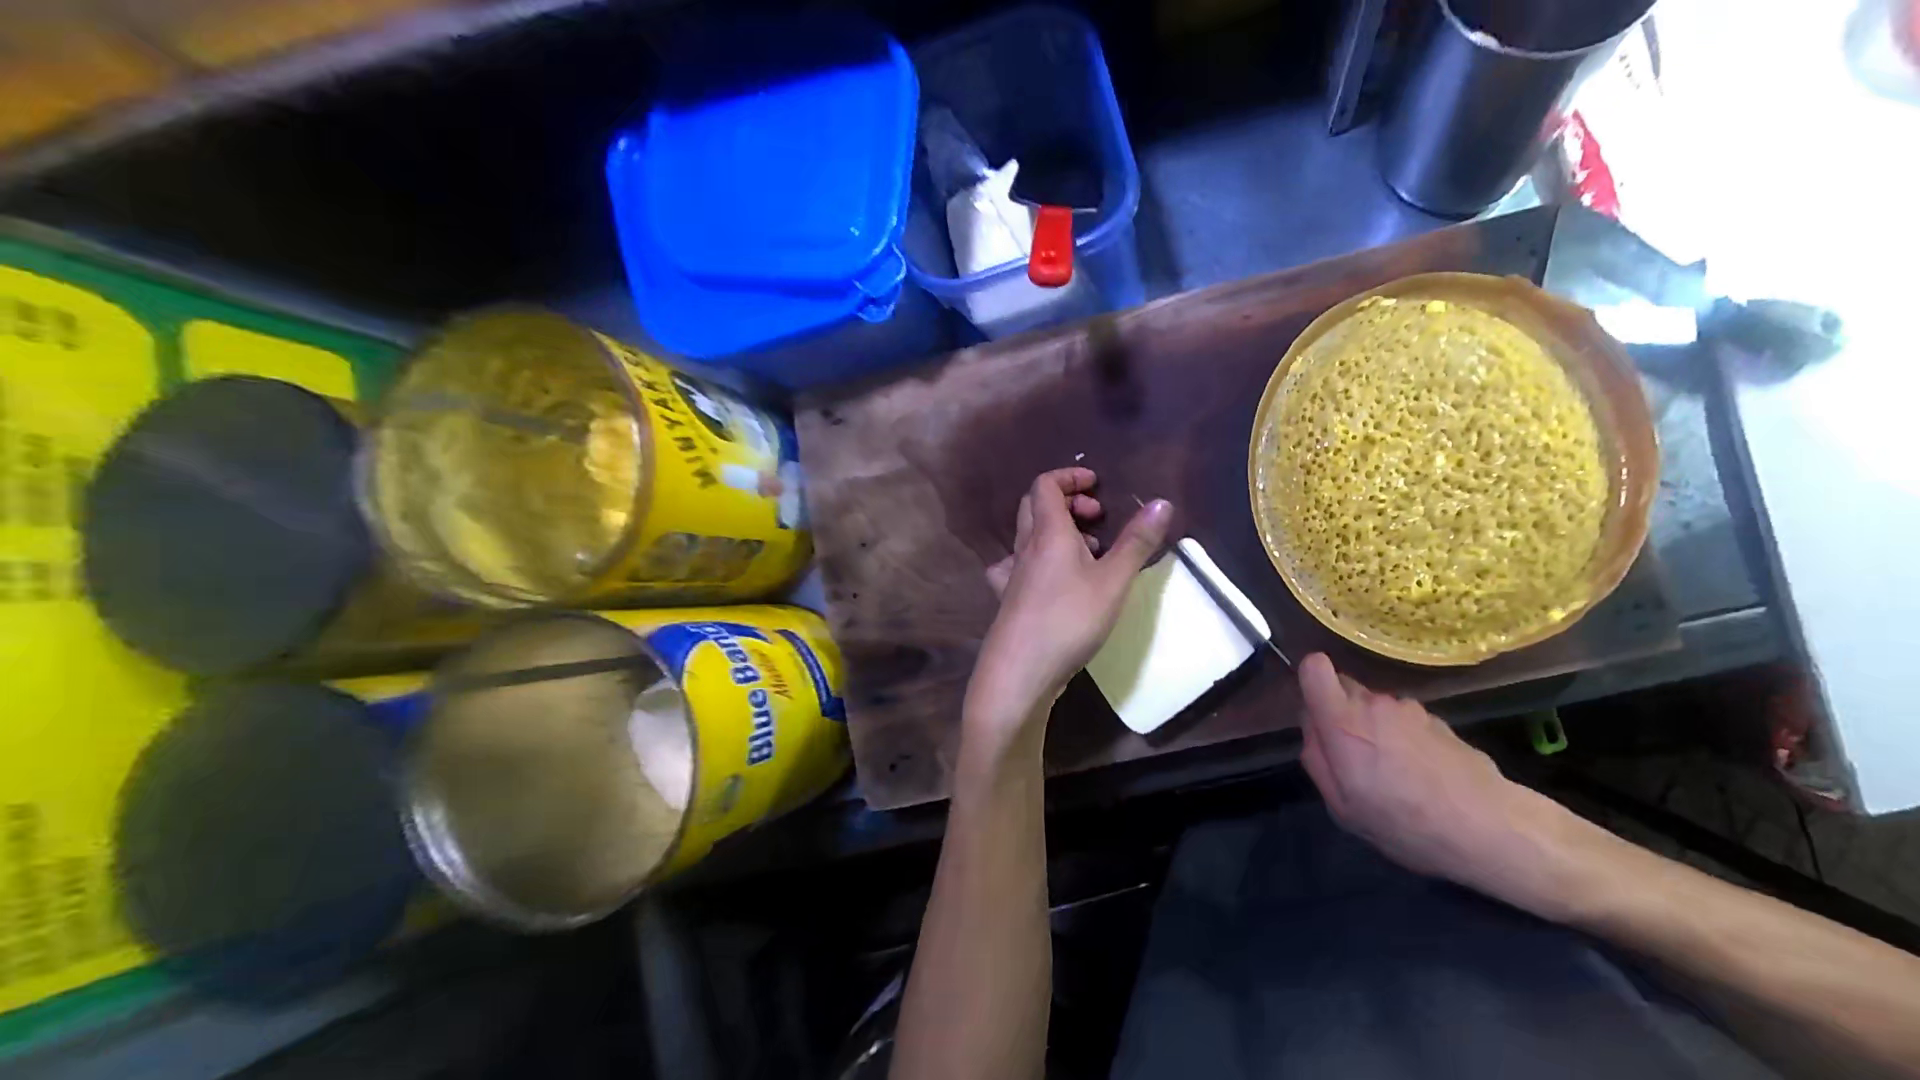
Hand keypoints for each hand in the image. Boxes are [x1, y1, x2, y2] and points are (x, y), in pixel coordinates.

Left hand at [966, 468, 1172, 756]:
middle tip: (1096, 519)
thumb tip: (1161, 502)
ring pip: (1029, 536)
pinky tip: (1053, 580)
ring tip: (1090, 553)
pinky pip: (1019, 566)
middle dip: (1066, 501)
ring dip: (1057, 532)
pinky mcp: (1009, 599)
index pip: (1045, 485)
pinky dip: (1038, 561)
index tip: (1097, 486)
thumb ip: (1137, 541)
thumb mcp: (1113, 580)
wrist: (1020, 670)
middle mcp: (1025, 547)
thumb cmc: (1069, 619)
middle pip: (1034, 506)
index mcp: (1047, 532)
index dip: (1069, 477)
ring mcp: (1012, 574)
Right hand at [1297, 652, 1599, 917]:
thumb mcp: (1343, 808)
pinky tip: (1426, 776)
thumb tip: (1313, 730)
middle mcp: (1374, 705)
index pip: (1315, 668)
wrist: (1493, 830)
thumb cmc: (1406, 823)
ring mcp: (1411, 710)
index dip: (1312, 682)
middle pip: (1346, 691)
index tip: (1320, 711)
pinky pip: (1408, 722)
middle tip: (1360, 759)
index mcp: (1342, 722)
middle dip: (1345, 715)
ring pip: (1378, 708)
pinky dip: (1409, 740)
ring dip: (1379, 730)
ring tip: (1398, 774)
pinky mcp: (1440, 721)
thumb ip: (1317, 760)